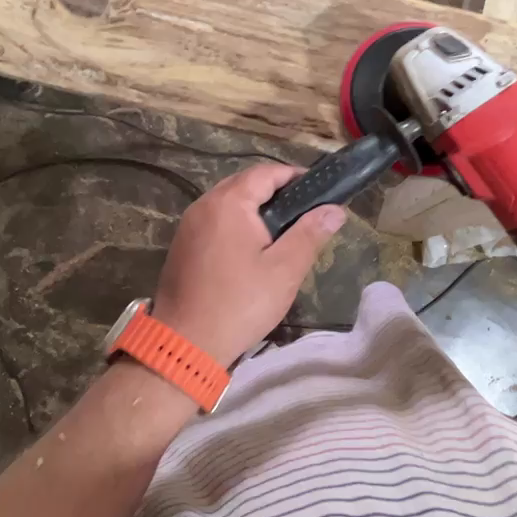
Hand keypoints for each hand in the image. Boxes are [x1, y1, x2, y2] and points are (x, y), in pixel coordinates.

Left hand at [149, 163, 345, 365]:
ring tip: (283, 230)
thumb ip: (309, 234)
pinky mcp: (182, 245)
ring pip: (227, 202)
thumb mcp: (284, 270)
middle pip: (244, 183)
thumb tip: (334, 209)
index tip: (319, 190)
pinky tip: (252, 247)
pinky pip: (214, 220)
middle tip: (304, 211)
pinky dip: (236, 223)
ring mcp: (189, 225)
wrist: (185, 344)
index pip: (266, 172)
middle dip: (275, 190)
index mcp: (229, 202)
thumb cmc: (239, 304)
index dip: (294, 176)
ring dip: (254, 207)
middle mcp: (204, 205)